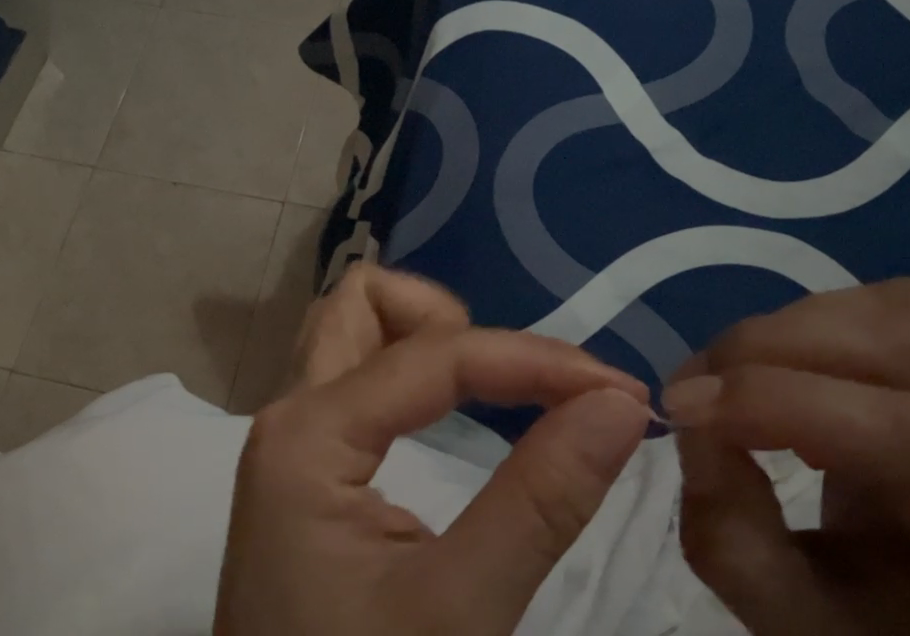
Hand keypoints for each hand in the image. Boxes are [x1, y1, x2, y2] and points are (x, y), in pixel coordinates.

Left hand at [217, 264, 654, 635]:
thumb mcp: (459, 609)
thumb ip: (540, 501)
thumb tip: (618, 403)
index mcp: (308, 435)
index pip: (436, 353)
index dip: (535, 359)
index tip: (621, 391)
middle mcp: (289, 416)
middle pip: (364, 305)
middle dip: (452, 320)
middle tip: (521, 383)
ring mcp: (291, 443)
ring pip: (351, 332)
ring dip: (425, 337)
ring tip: (493, 390)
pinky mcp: (305, 473)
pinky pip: (353, 378)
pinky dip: (409, 371)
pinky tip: (450, 412)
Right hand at [664, 278, 909, 634]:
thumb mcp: (796, 628)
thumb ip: (732, 537)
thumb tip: (695, 420)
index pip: (907, 440)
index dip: (777, 403)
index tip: (681, 411)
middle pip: (907, 350)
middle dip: (771, 348)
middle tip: (695, 388)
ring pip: (904, 316)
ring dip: (792, 329)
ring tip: (736, 376)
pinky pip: (904, 315)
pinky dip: (821, 323)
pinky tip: (790, 371)